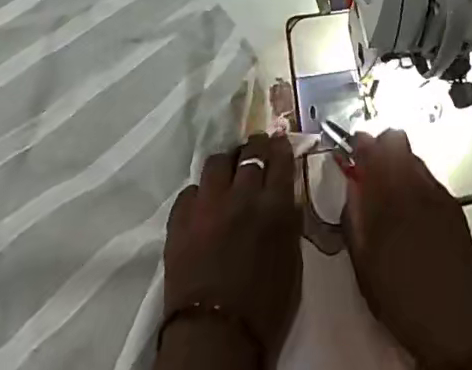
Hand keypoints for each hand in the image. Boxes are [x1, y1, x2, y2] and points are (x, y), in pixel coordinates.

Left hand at [161, 133, 300, 367]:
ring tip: (228, 172)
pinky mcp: (179, 215)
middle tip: (256, 147)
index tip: (278, 138)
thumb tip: (283, 198)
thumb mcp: (291, 262)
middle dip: (255, 146)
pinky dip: (201, 193)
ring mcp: (206, 202)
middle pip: (248, 152)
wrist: (214, 334)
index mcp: (274, 207)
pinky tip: (204, 204)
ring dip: (227, 164)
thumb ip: (288, 222)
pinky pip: (192, 190)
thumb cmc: (265, 308)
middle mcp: (241, 194)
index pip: (279, 160)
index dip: (279, 146)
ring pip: (216, 162)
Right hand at [344, 130, 471, 368]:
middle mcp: (414, 184)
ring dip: (398, 162)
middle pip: (396, 141)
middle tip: (368, 166)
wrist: (459, 323)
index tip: (349, 150)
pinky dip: (415, 180)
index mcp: (386, 195)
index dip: (358, 144)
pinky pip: (428, 178)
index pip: (370, 148)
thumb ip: (353, 216)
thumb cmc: (402, 297)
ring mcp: (437, 193)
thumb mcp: (363, 261)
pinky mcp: (454, 207)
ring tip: (388, 189)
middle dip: (379, 147)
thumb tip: (351, 187)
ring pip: (413, 157)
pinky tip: (410, 206)